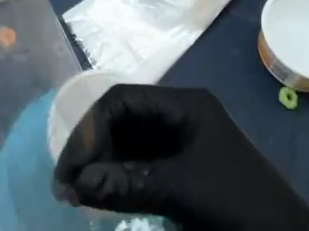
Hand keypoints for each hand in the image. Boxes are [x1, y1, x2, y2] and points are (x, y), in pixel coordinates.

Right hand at [54, 86, 308, 230]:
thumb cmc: (241, 206)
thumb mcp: (183, 192)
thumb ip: (127, 184)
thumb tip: (74, 183)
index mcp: (185, 105)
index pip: (122, 101)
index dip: (90, 131)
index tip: (70, 170)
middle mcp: (181, 119)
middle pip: (122, 121)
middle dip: (92, 149)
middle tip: (67, 187)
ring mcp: (183, 148)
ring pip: (128, 147)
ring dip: (101, 168)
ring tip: (77, 196)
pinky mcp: (184, 177)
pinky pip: (140, 170)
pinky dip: (117, 183)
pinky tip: (102, 200)